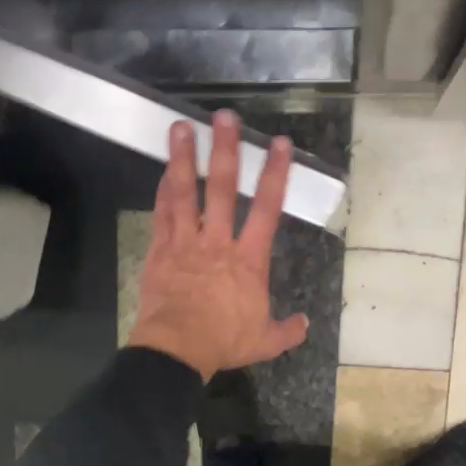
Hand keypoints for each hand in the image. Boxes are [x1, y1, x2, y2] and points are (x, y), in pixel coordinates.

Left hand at [128, 111, 308, 380]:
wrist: (178, 348)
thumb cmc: (224, 342)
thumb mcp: (265, 342)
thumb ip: (287, 330)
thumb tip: (304, 324)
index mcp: (249, 260)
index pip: (267, 208)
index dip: (275, 174)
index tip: (279, 144)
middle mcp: (218, 242)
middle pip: (222, 188)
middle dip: (225, 150)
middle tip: (225, 117)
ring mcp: (186, 243)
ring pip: (185, 193)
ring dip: (183, 158)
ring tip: (180, 127)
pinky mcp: (161, 251)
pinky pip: (162, 214)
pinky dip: (163, 191)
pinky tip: (164, 170)